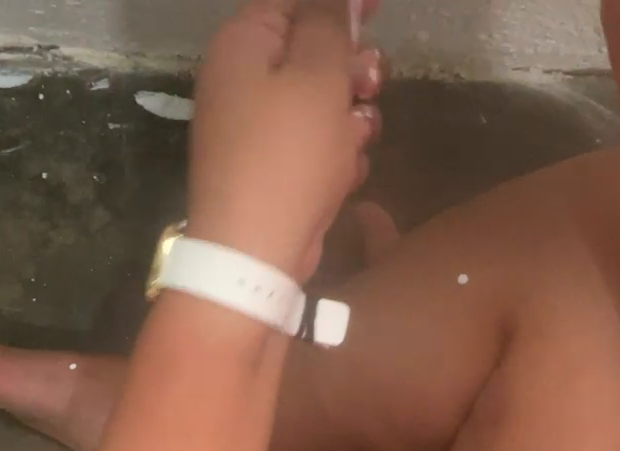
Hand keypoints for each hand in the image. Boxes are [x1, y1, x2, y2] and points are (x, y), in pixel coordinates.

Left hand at [187, 0, 384, 280]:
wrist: (256, 255)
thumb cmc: (287, 157)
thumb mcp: (316, 75)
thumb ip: (329, 22)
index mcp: (242, 46)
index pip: (295, 1)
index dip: (340, 3)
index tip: (378, 10)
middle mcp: (241, 84)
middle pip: (310, 54)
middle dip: (350, 68)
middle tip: (370, 86)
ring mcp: (255, 135)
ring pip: (319, 106)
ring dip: (348, 119)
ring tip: (357, 138)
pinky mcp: (271, 176)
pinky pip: (312, 150)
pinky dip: (333, 158)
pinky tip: (343, 175)